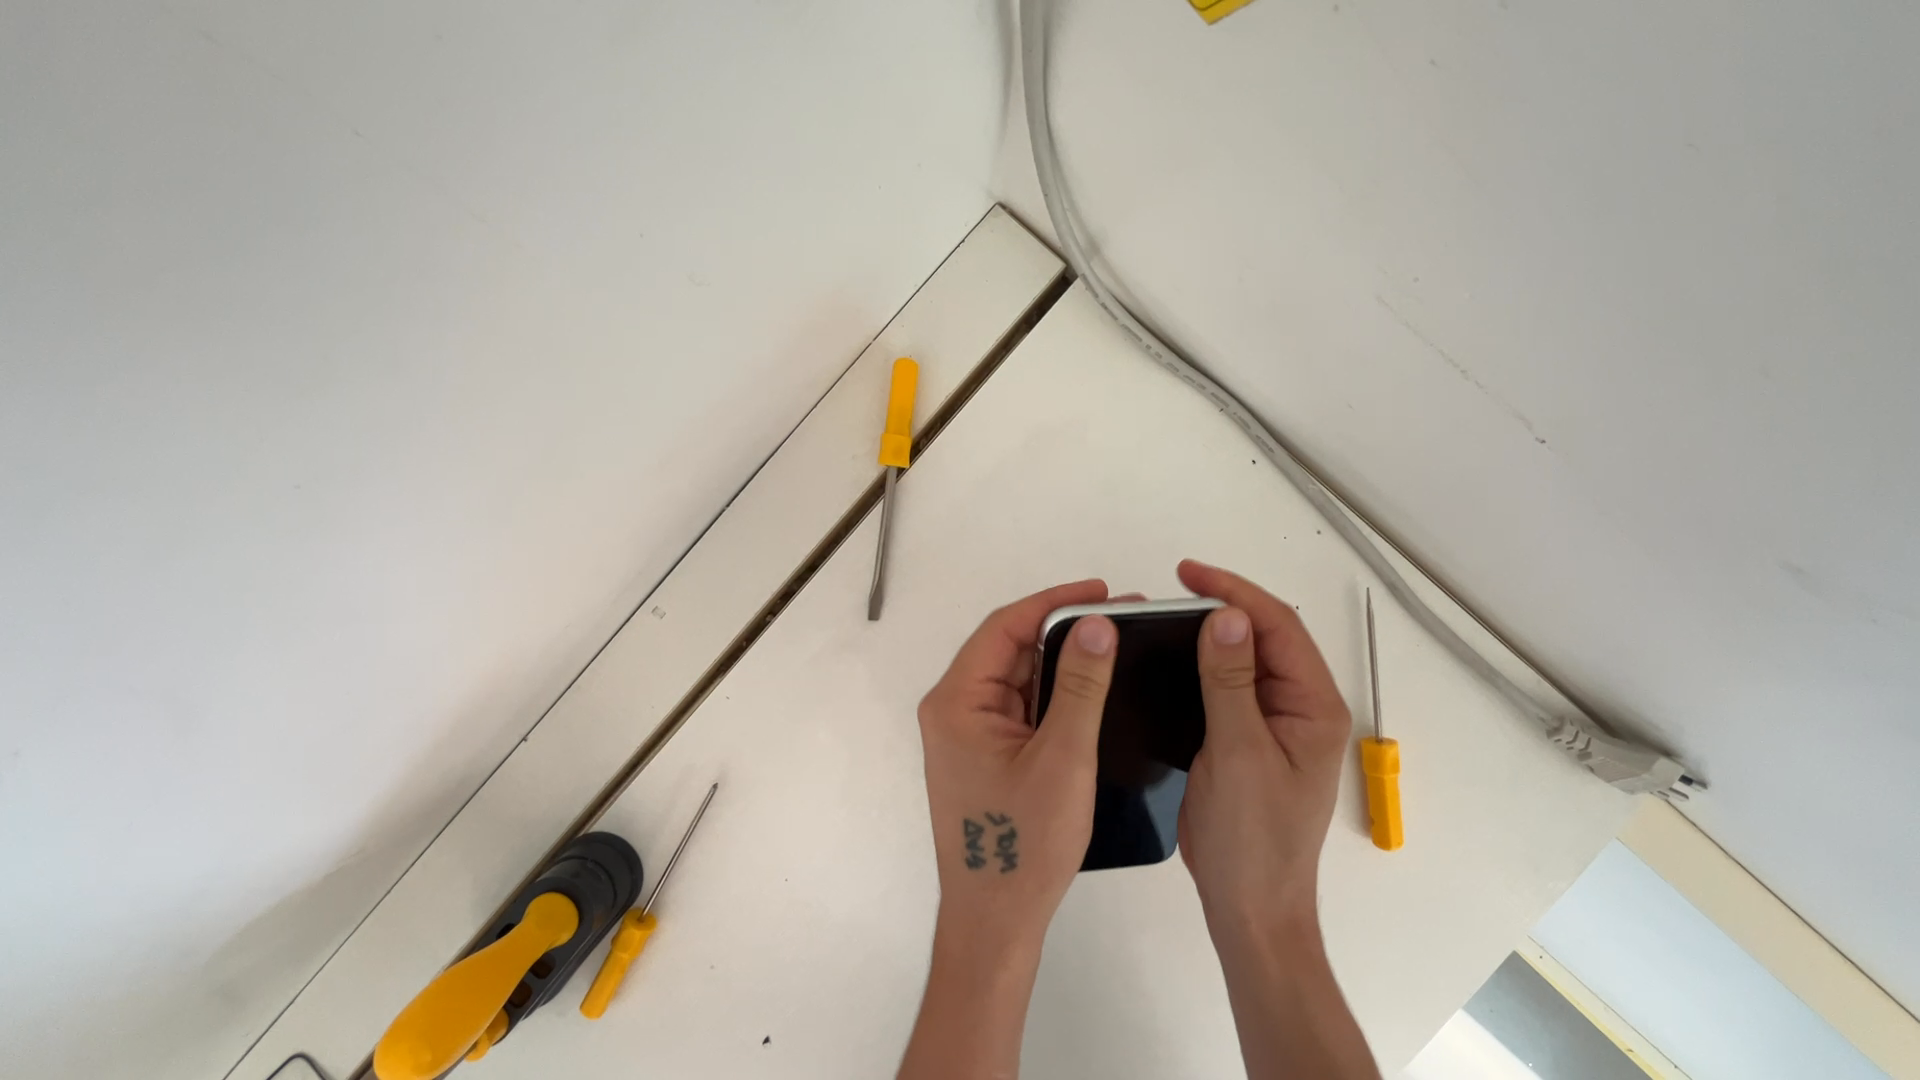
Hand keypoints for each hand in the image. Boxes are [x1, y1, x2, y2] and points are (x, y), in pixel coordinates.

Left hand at [915, 579, 1117, 950]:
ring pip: (1018, 678)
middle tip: (1121, 618)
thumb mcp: (1062, 758)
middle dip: (1064, 631)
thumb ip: (1081, 687)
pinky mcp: (985, 753)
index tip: (1104, 591)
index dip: (1054, 602)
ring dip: (1062, 662)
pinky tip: (1093, 688)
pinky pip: (1021, 707)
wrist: (996, 919)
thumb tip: (1098, 623)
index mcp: (957, 701)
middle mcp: (954, 709)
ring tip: (1116, 647)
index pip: (1004, 628)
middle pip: (1009, 650)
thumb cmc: (1024, 842)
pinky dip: (1055, 695)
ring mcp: (968, 733)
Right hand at [1176, 560, 1351, 933]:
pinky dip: (1201, 667)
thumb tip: (1227, 614)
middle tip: (1172, 591)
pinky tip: (1171, 661)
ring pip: (1245, 662)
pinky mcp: (1247, 742)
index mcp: (1314, 706)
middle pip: (1265, 639)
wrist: (1248, 906)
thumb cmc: (1251, 835)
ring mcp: (1273, 726)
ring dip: (1211, 635)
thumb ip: (1231, 681)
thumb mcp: (1239, 753)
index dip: (1235, 592)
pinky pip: (1227, 689)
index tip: (1186, 572)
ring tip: (1166, 616)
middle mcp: (1300, 708)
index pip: (1279, 628)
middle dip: (1223, 607)